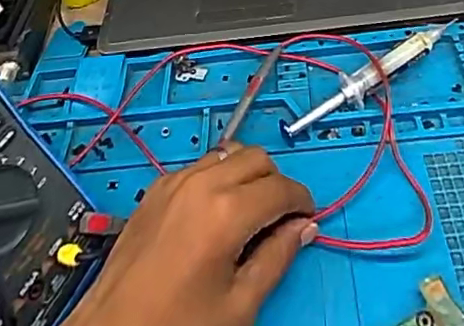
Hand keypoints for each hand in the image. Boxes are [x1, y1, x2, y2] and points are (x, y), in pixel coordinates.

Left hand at [63, 144, 315, 325]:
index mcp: (225, 211)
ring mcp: (176, 180)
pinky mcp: (157, 186)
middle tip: (279, 217)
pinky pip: (200, 165)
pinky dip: (218, 177)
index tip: (306, 218)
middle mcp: (201, 183)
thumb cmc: (176, 324)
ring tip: (248, 214)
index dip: (301, 202)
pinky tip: (215, 212)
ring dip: (247, 175)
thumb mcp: (238, 305)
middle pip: (257, 157)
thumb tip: (303, 228)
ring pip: (229, 153)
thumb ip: (277, 258)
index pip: (280, 188)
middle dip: (275, 182)